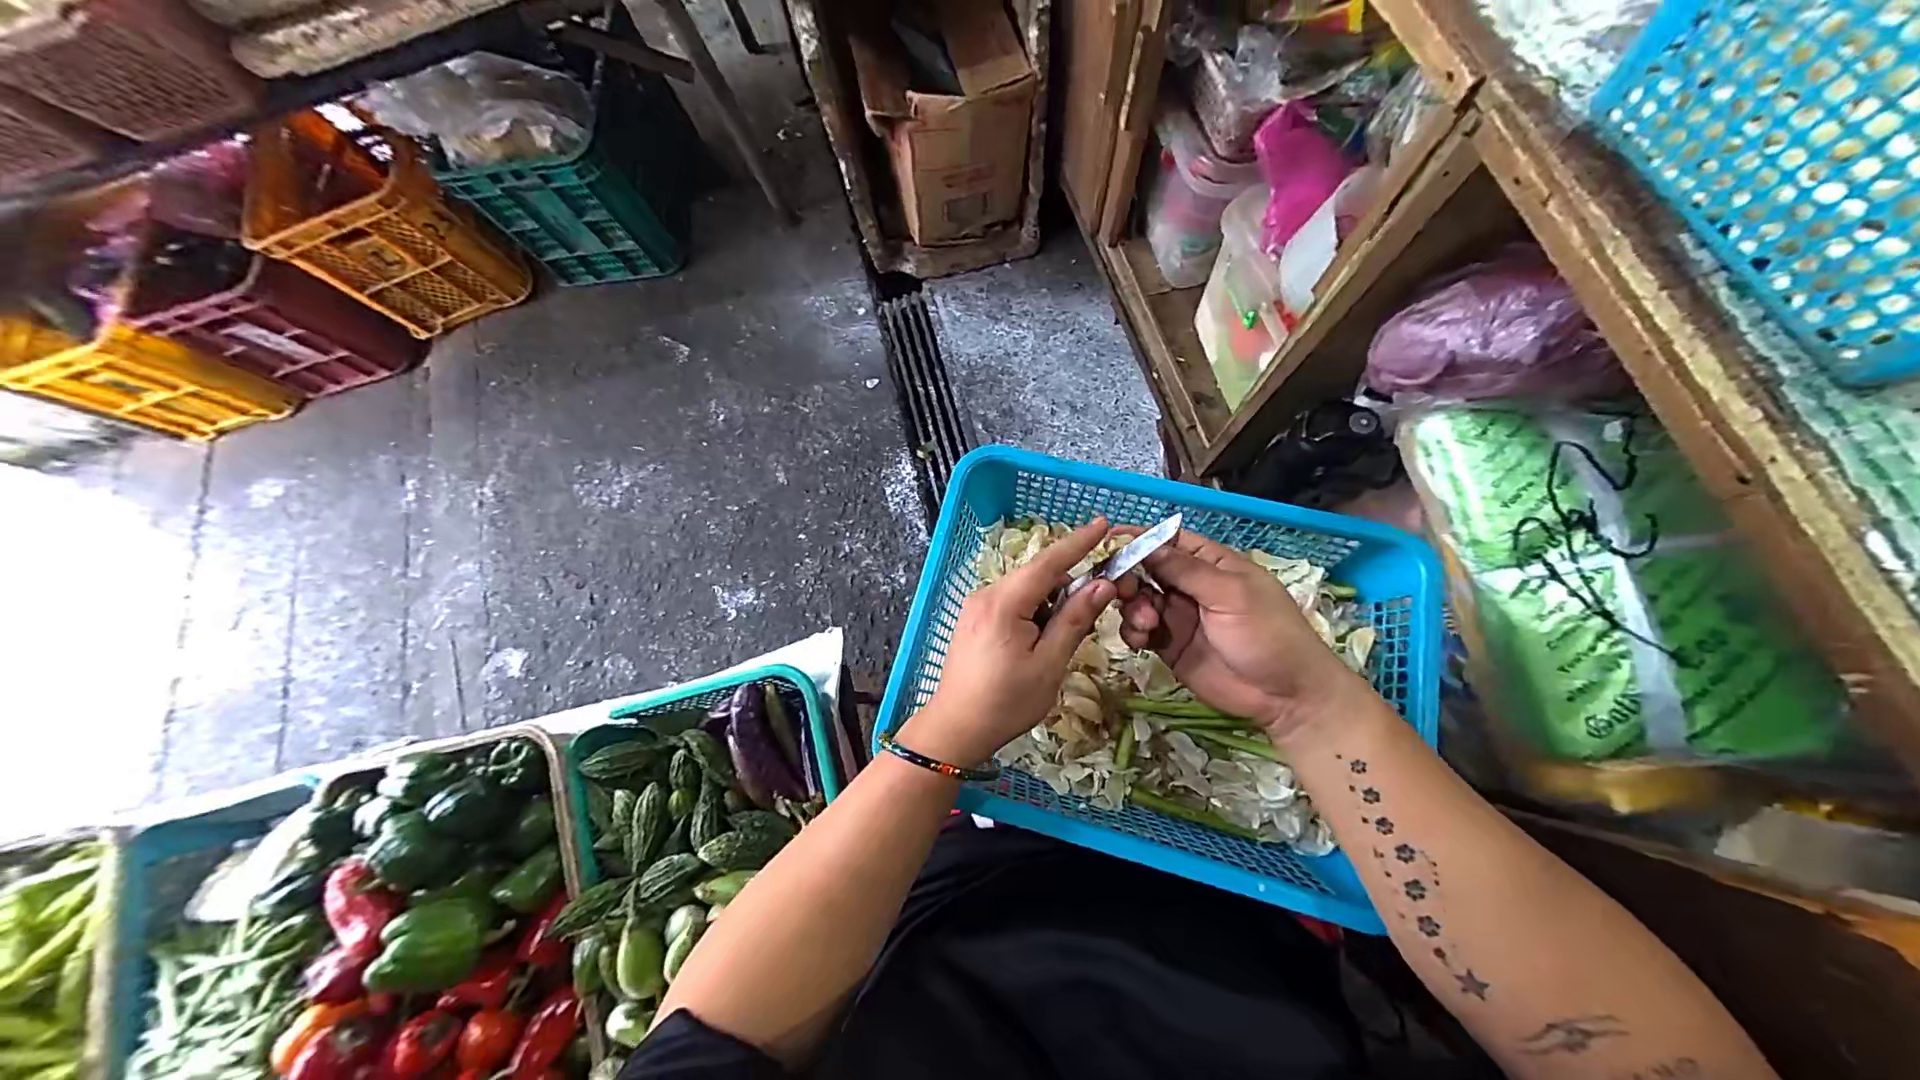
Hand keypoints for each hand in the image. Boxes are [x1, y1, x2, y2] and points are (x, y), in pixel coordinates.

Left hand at [898, 519, 1119, 767]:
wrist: (955, 728)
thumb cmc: (1005, 703)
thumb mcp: (1048, 664)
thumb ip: (1075, 620)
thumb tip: (1103, 585)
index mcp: (1004, 603)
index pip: (1048, 562)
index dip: (1079, 542)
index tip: (1103, 524)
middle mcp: (987, 595)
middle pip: (1038, 576)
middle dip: (1070, 584)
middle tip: (1099, 602)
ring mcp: (977, 607)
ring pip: (1027, 591)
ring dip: (1052, 603)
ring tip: (1064, 637)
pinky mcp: (975, 620)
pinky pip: (1013, 604)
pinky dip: (1035, 612)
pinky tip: (1043, 639)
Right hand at [1117, 530, 1366, 740]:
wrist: (1285, 696)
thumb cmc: (1268, 634)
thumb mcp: (1231, 594)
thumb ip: (1186, 570)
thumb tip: (1145, 545)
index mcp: (1210, 564)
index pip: (1168, 540)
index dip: (1138, 539)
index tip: (1109, 542)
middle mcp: (1189, 585)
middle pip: (1144, 569)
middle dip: (1128, 576)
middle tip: (1122, 590)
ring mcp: (1177, 615)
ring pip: (1137, 600)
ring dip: (1131, 607)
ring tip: (1146, 624)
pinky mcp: (1168, 644)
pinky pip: (1138, 630)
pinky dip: (1132, 632)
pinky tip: (1142, 641)